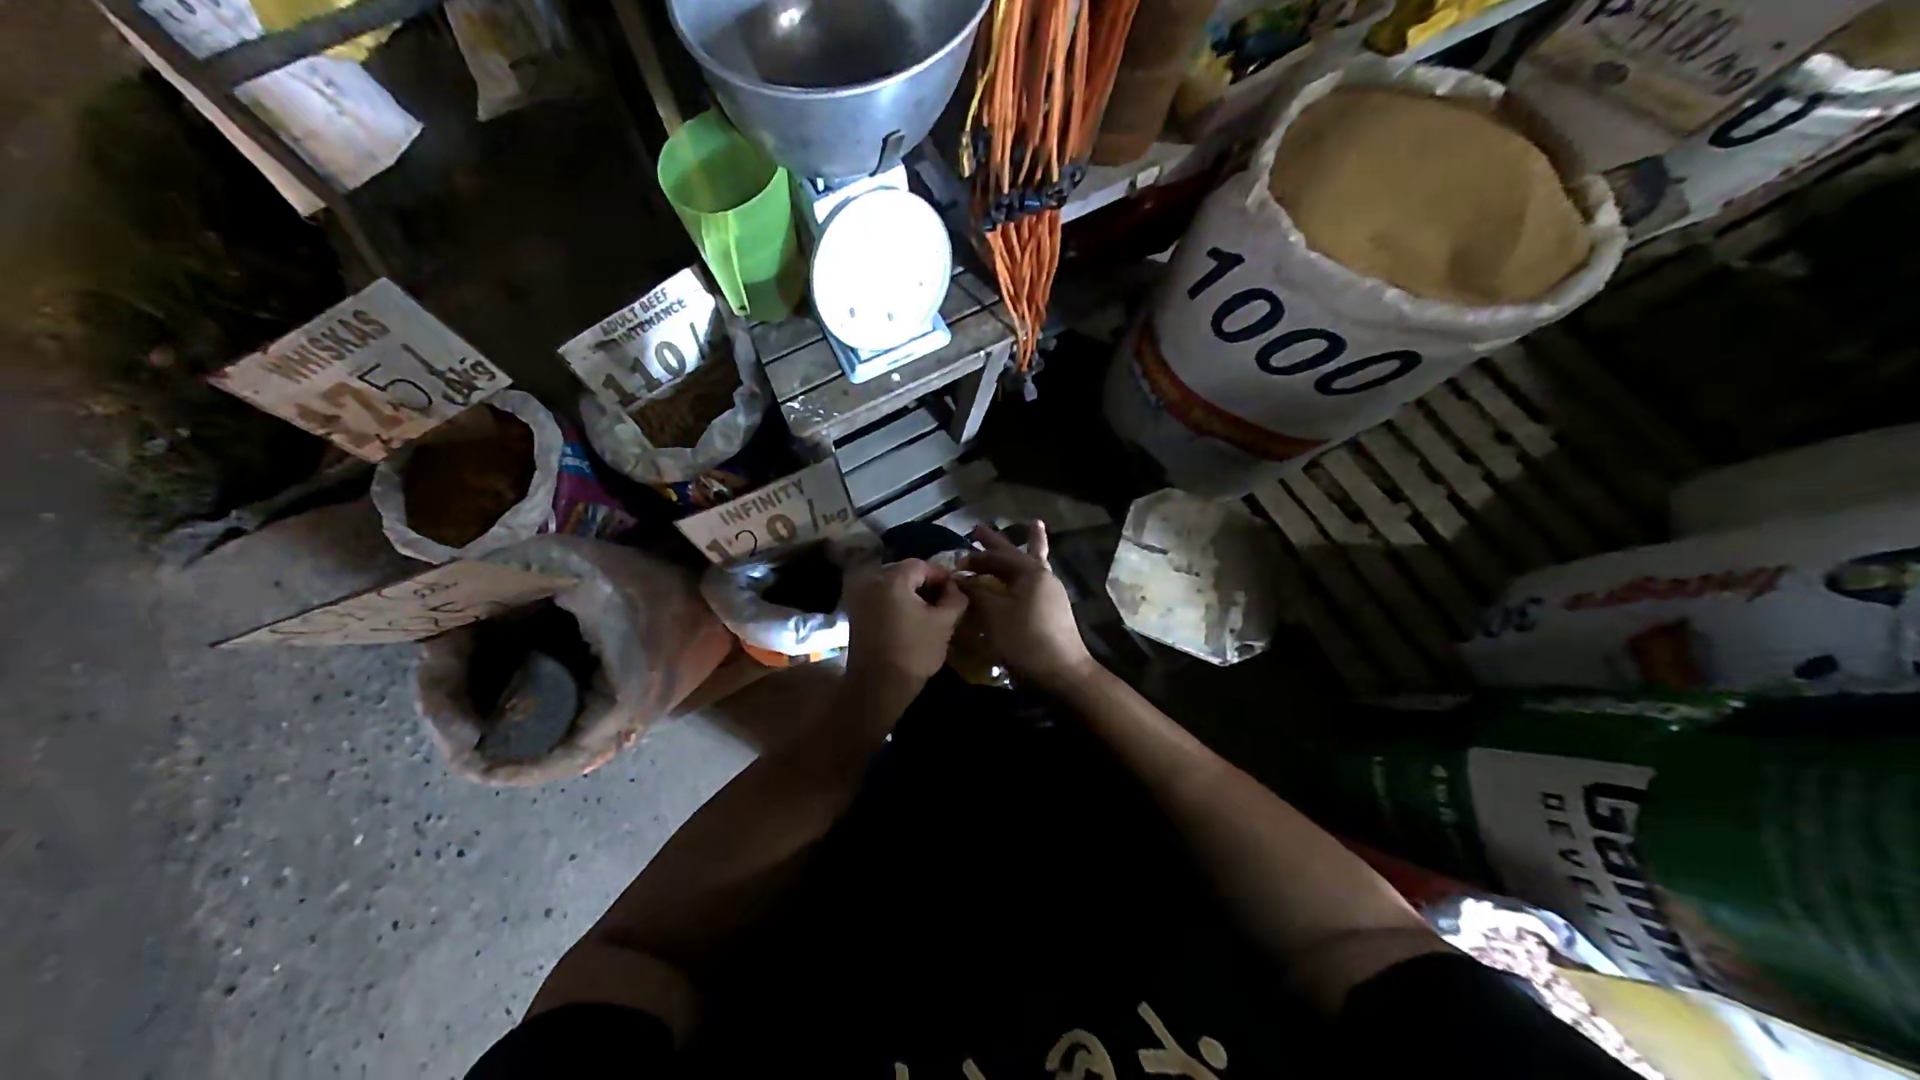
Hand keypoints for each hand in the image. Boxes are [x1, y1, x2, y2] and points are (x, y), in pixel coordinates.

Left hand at [841, 558, 968, 689]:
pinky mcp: (855, 614)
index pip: (921, 565)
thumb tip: (955, 588)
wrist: (878, 687)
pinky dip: (896, 603)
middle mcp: (870, 581)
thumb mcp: (944, 622)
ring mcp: (859, 598)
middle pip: (904, 573)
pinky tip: (910, 620)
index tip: (955, 591)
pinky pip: (880, 599)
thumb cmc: (914, 651)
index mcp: (891, 579)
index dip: (941, 576)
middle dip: (925, 584)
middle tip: (943, 601)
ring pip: (891, 586)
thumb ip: (954, 598)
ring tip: (929, 612)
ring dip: (910, 594)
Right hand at [955, 523, 1097, 691]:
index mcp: (1030, 572)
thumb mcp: (994, 614)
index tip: (954, 562)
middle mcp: (1043, 576)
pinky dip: (1029, 570)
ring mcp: (1050, 592)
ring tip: (1033, 526)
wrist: (1062, 672)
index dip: (974, 558)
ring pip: (1034, 562)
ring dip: (1027, 546)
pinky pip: (1036, 580)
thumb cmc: (1025, 640)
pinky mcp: (1053, 607)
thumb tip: (959, 578)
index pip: (997, 557)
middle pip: (1016, 553)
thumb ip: (976, 592)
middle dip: (997, 542)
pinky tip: (1028, 571)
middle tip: (979, 528)